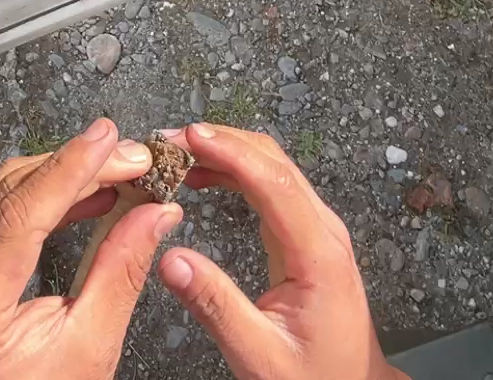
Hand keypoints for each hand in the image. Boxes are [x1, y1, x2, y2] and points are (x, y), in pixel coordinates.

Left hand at [0, 118, 181, 379]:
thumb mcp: (87, 353)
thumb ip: (119, 274)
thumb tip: (156, 211)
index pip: (17, 216)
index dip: (68, 169)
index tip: (108, 139)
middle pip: (11, 195)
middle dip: (78, 167)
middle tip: (133, 158)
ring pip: (3, 191)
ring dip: (62, 174)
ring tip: (117, 169)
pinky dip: (41, 193)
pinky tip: (83, 191)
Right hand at [158, 123, 405, 379]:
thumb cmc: (315, 379)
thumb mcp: (261, 357)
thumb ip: (216, 307)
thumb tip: (170, 260)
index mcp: (319, 255)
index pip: (275, 183)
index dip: (232, 152)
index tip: (193, 136)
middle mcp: (322, 229)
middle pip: (273, 161)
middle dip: (221, 142)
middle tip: (172, 142)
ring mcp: (315, 227)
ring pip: (270, 167)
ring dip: (225, 151)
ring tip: (179, 154)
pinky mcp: (303, 232)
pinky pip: (268, 185)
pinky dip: (233, 170)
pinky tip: (204, 176)